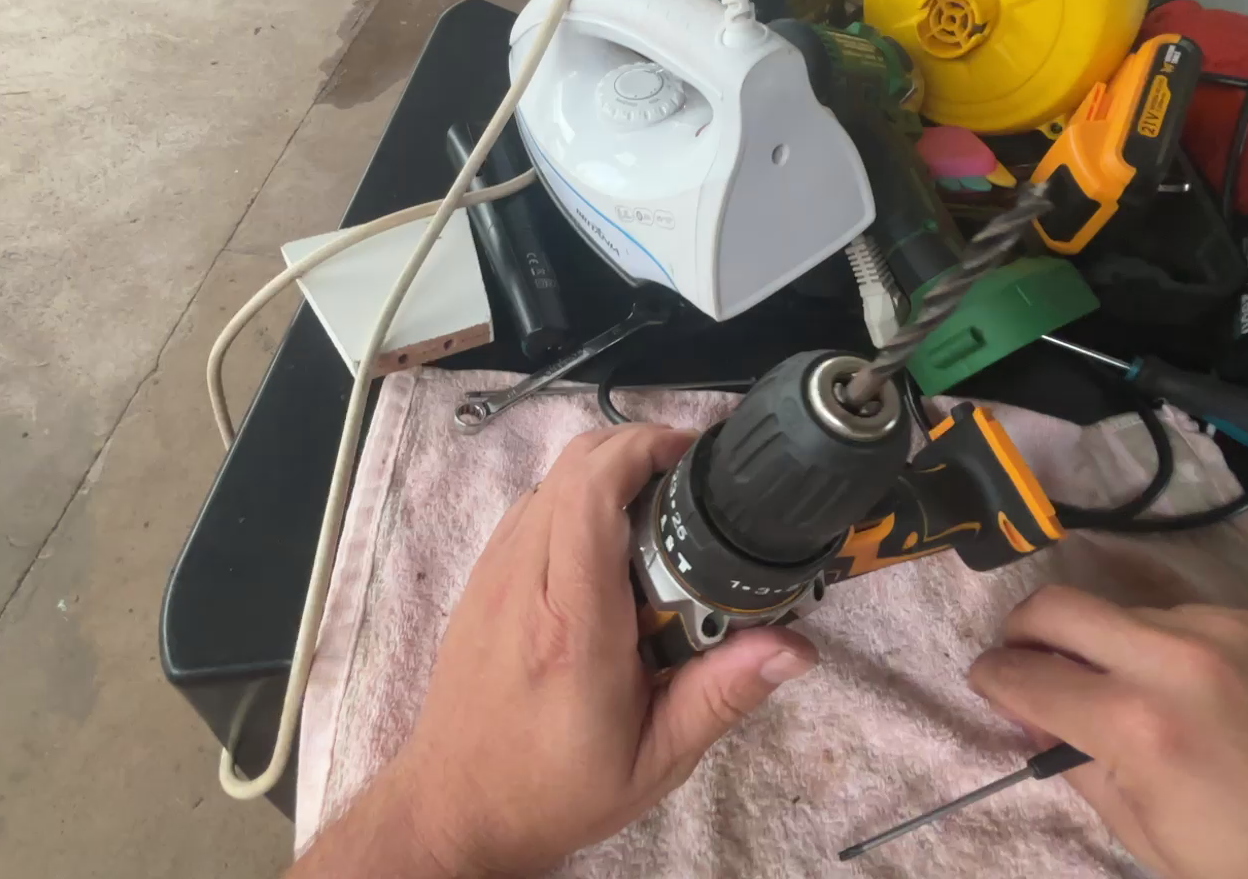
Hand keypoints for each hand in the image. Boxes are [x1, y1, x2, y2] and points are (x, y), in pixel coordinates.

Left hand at [292, 425, 817, 877]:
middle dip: (633, 444)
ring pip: (552, 476)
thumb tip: (794, 648)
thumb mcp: (654, 758)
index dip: (641, 449)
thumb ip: (721, 695)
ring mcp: (496, 568)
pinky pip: (534, 503)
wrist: (454, 802)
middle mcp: (527, 577)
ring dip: (605, 466)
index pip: (593, 493)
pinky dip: (575, 492)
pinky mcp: (483, 571)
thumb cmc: (554, 786)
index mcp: (576, 620)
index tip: (689, 454)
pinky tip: (606, 532)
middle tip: (684, 470)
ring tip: (653, 498)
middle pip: (573, 465)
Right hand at [967, 586, 1247, 878]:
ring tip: (1134, 690)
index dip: (991, 678)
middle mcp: (1175, 660)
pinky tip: (1201, 691)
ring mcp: (1226, 632)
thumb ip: (1077, 765)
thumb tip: (1032, 715)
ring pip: (1120, 610)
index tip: (987, 684)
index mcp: (1139, 728)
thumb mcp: (1153, 844)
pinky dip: (1164, 645)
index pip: (1023, 674)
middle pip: (1053, 605)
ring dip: (1103, 643)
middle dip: (1021, 632)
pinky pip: (1182, 617)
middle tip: (1027, 662)